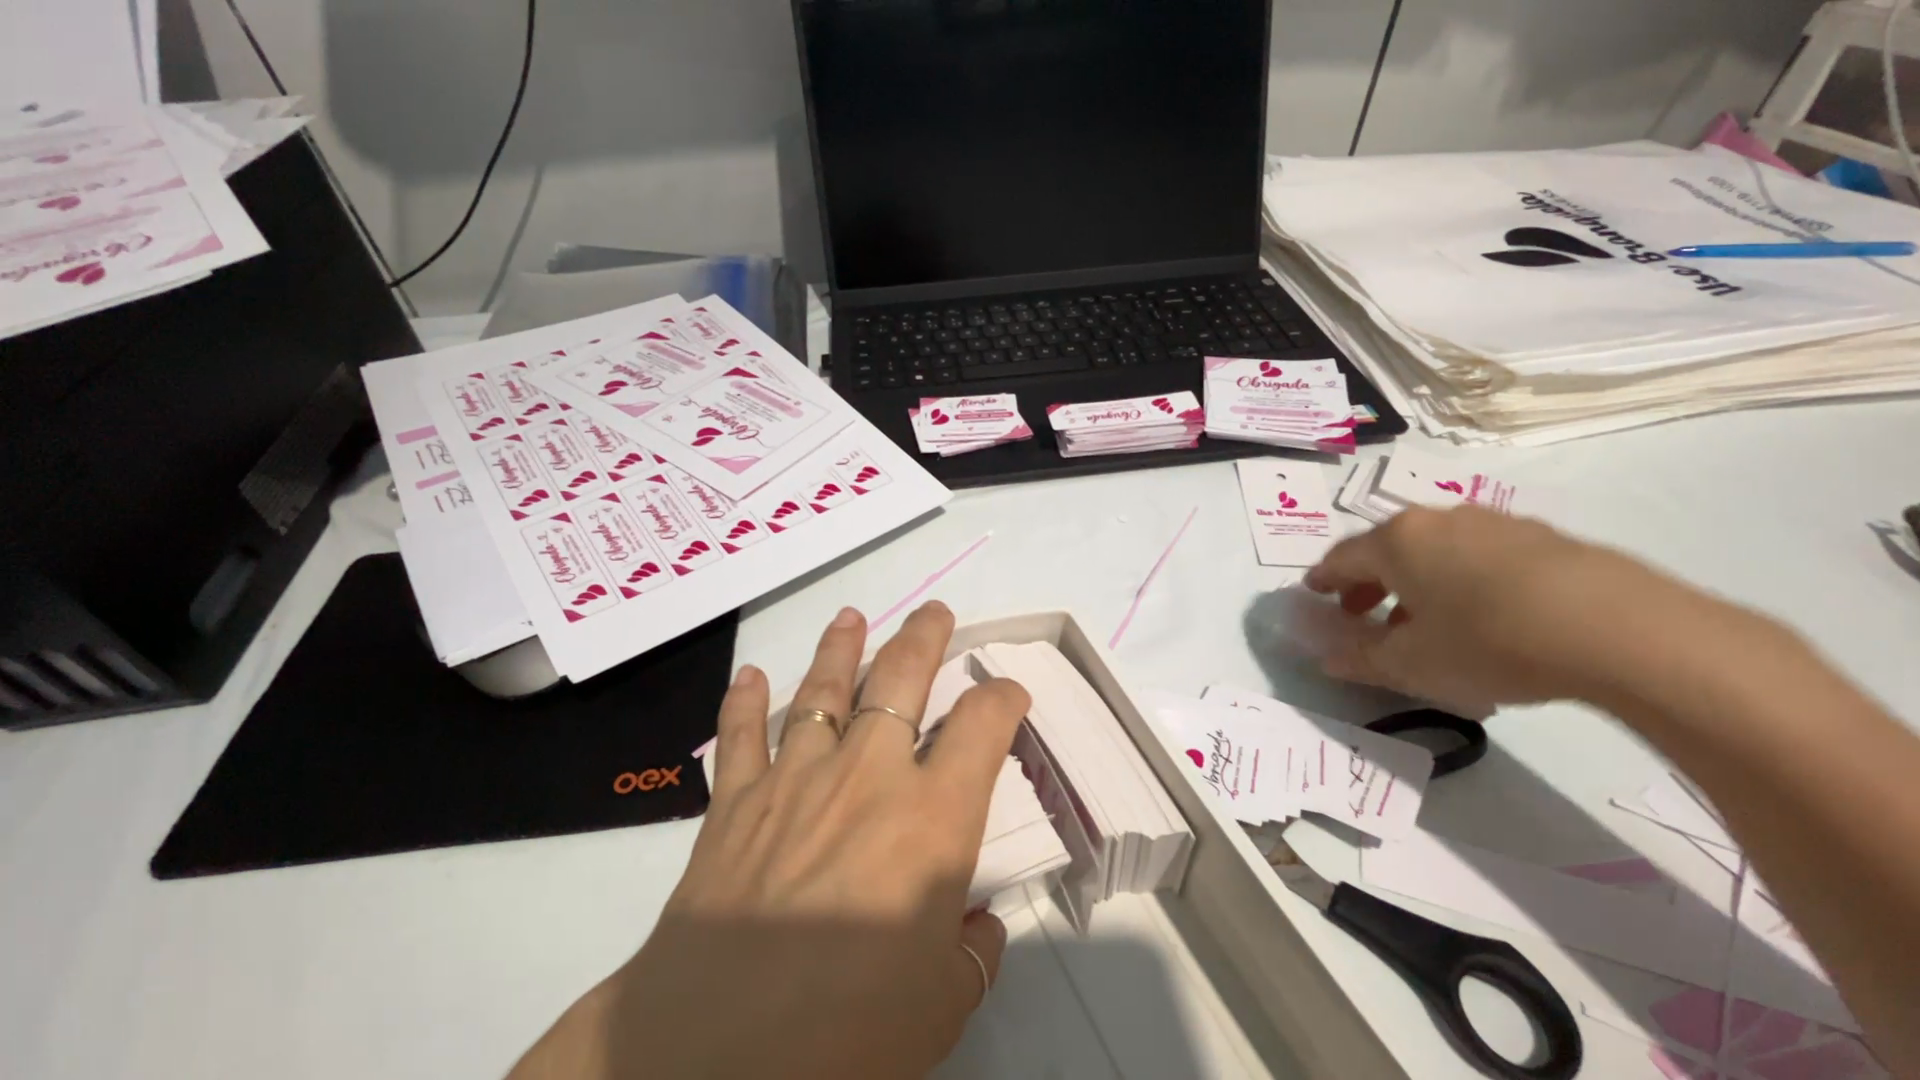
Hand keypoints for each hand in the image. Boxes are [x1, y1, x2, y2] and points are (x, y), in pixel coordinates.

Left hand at [506, 602, 1030, 1079]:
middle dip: (924, 640)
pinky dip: (745, 702)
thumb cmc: (850, 1025)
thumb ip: (971, 954)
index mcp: (933, 818)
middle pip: (901, 682)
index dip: (1004, 698)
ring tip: (851, 616)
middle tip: (935, 613)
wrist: (718, 1043)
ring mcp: (795, 780)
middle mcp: (867, 777)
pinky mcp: (734, 803)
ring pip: (822, 691)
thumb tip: (975, 924)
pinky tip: (751, 675)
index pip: (983, 727)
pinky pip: (740, 736)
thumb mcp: (943, 1003)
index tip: (1010, 694)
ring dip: (840, 649)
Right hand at [1301, 506, 1697, 710]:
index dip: (1323, 579)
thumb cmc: (1488, 643)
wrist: (1615, 628)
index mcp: (1397, 543)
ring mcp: (1494, 523)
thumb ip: (1361, 660)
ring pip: (1436, 550)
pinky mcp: (1542, 537)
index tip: (1313, 595)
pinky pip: (1480, 555)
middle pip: (1388, 548)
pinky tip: (1481, 615)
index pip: (1342, 557)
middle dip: (1369, 581)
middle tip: (1362, 614)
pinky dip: (1461, 579)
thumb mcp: (1412, 665)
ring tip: (1424, 621)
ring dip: (1417, 581)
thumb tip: (1327, 657)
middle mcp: (1439, 520)